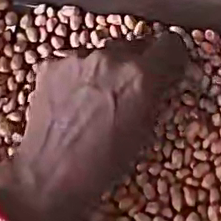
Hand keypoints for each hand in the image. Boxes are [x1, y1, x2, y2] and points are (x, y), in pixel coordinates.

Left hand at [0, 31, 188, 220]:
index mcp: (141, 77)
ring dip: (105, 70)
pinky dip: (77, 77)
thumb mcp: (143, 134)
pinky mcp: (52, 64)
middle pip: (134, 46)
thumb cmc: (102, 166)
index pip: (170, 44)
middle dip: (136, 65)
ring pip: (103, 54)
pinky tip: (71, 102)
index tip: (167, 67)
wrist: (49, 176)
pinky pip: (74, 62)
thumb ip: (154, 98)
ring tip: (94, 101)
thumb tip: (159, 83)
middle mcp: (111, 58)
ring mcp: (78, 58)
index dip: (171, 57)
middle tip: (128, 92)